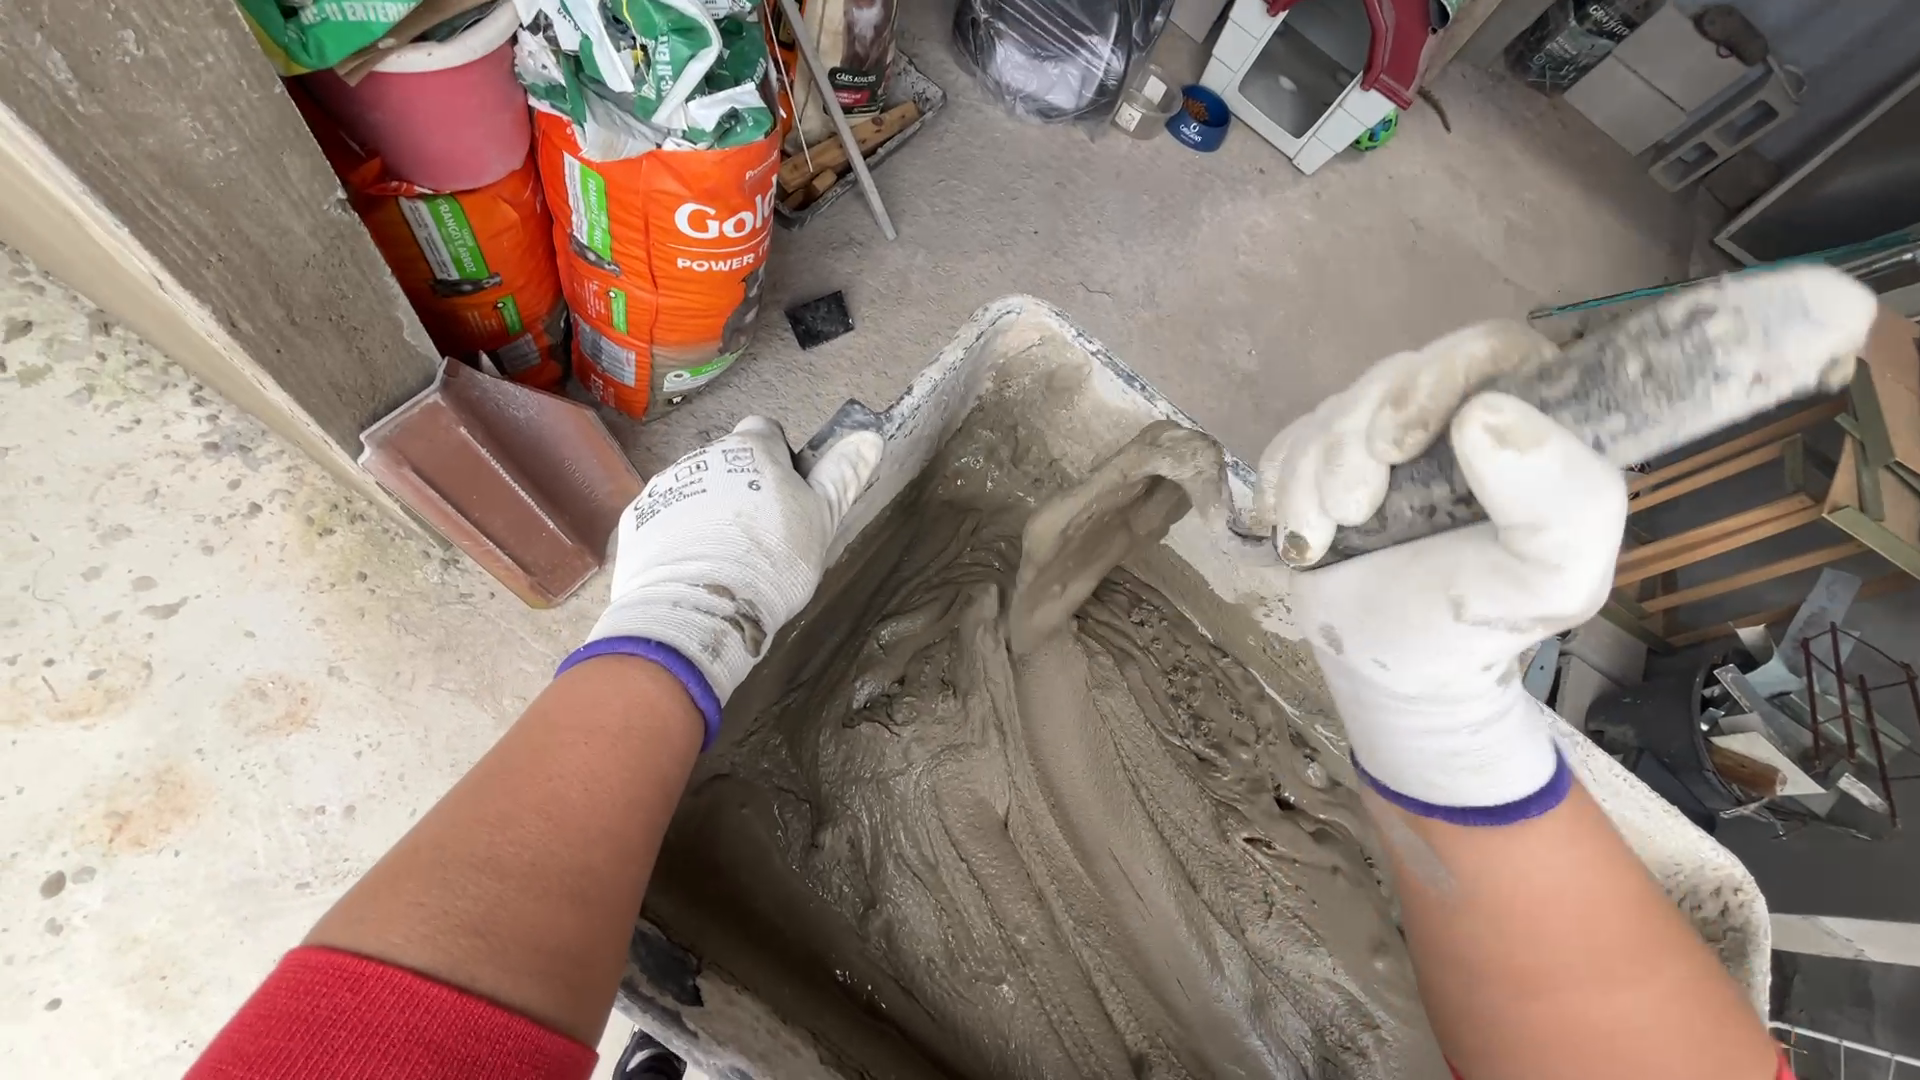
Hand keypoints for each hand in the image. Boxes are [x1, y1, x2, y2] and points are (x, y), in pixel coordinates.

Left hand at [562, 417, 883, 747]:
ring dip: (709, 508)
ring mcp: (665, 485)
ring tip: (726, 555)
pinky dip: (680, 533)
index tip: (786, 494)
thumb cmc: (773, 558)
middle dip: (741, 485)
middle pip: (728, 460)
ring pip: (696, 488)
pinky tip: (696, 566)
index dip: (779, 458)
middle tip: (760, 533)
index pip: (766, 430)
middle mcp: (703, 454)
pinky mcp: (638, 519)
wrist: (702, 607)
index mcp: (751, 448)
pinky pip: (666, 517)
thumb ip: (842, 476)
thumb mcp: (821, 518)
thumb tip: (870, 437)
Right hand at [1255, 323, 1626, 822]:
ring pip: (1329, 413)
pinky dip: (1282, 490)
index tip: (1395, 447)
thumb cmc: (1470, 625)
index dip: (1432, 380)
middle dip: (1351, 446)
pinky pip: (1286, 444)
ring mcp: (1378, 437)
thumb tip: (1483, 412)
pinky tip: (1300, 534)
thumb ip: (1561, 498)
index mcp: (1527, 426)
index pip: (1484, 350)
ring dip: (1310, 479)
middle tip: (1352, 513)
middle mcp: (1451, 416)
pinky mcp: (1320, 461)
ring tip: (1319, 541)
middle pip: (1390, 376)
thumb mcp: (1549, 580)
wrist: (1382, 663)